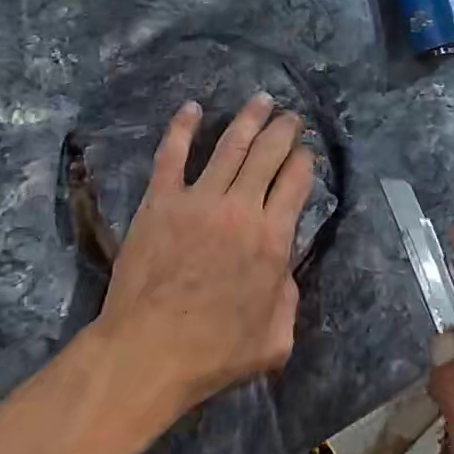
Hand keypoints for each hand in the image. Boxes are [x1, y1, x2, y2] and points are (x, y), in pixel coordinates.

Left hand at [88, 94, 315, 422]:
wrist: (147, 353)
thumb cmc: (214, 351)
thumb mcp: (276, 338)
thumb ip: (289, 299)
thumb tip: (282, 273)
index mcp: (272, 238)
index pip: (296, 182)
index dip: (304, 161)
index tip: (306, 152)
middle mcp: (241, 209)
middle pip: (268, 155)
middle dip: (284, 131)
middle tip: (291, 116)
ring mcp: (198, 200)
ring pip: (230, 147)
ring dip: (249, 119)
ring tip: (261, 100)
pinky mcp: (160, 202)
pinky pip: (172, 156)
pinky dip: (183, 128)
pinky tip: (193, 108)